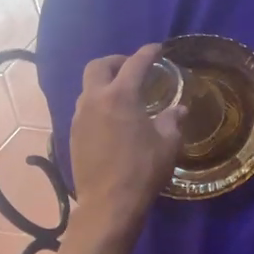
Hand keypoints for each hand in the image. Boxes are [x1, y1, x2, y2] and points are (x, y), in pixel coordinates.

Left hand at [68, 44, 184, 231]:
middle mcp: (95, 100)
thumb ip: (173, 120)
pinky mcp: (74, 135)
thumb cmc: (143, 169)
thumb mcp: (168, 143)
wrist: (108, 204)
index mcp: (120, 96)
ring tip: (124, 95)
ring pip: (88, 88)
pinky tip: (114, 119)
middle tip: (133, 69)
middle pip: (98, 67)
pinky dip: (99, 104)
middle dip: (116, 62)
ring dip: (105, 84)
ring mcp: (80, 118)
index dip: (147, 53)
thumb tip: (178, 110)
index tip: (158, 49)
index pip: (135, 64)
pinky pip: (85, 109)